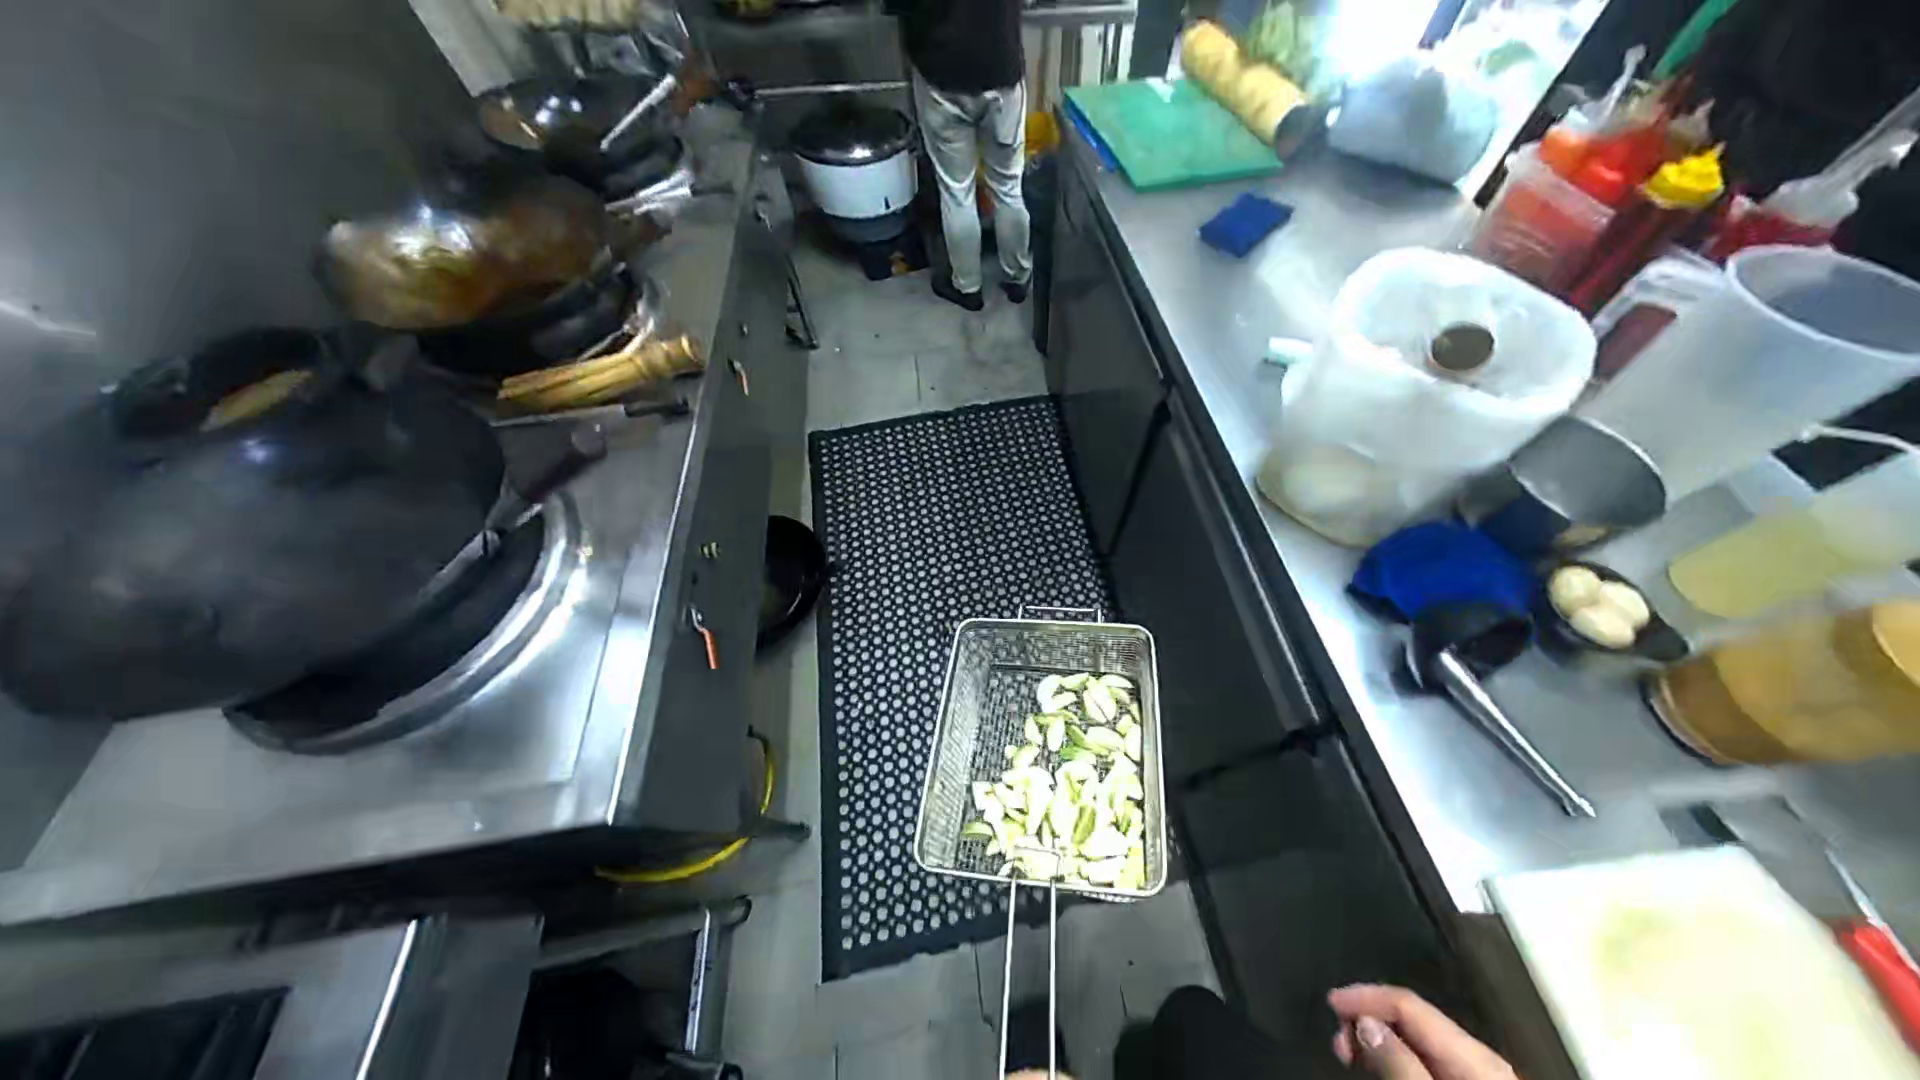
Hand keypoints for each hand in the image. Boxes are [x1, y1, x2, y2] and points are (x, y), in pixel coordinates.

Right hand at [1328, 984, 1517, 1079]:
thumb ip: (1400, 1067)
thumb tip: (1364, 1022)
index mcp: (1478, 1060)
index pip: (1411, 1005)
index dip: (1366, 996)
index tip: (1329, 1004)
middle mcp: (1485, 1064)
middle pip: (1417, 1022)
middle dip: (1372, 1022)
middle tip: (1338, 1044)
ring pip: (1424, 1044)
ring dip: (1384, 1043)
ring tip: (1353, 1058)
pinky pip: (1435, 1067)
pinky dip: (1403, 1062)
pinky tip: (1387, 1072)